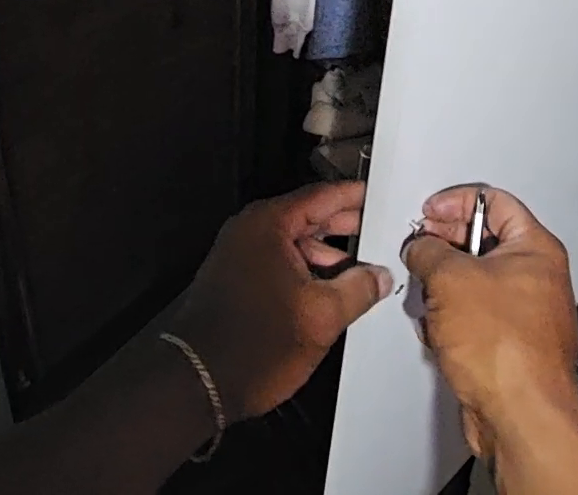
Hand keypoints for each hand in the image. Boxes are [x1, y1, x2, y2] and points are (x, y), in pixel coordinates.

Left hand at [164, 181, 392, 420]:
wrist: (196, 382)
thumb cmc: (258, 343)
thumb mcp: (320, 317)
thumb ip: (357, 289)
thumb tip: (381, 275)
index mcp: (270, 223)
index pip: (322, 196)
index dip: (355, 196)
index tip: (381, 195)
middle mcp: (252, 228)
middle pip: (308, 216)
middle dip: (345, 225)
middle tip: (381, 232)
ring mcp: (241, 251)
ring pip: (295, 241)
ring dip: (327, 253)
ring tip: (363, 268)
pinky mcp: (237, 275)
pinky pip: (280, 259)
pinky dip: (307, 268)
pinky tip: (331, 289)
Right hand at [402, 186, 577, 450]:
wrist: (520, 417)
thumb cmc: (507, 351)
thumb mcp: (450, 278)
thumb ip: (428, 250)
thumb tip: (420, 247)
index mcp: (535, 248)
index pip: (494, 201)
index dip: (456, 201)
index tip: (430, 212)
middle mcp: (536, 276)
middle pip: (482, 240)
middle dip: (445, 247)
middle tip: (421, 251)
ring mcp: (524, 311)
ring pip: (474, 281)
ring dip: (445, 288)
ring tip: (432, 298)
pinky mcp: (510, 342)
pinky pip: (474, 315)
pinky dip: (452, 318)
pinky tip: (440, 331)